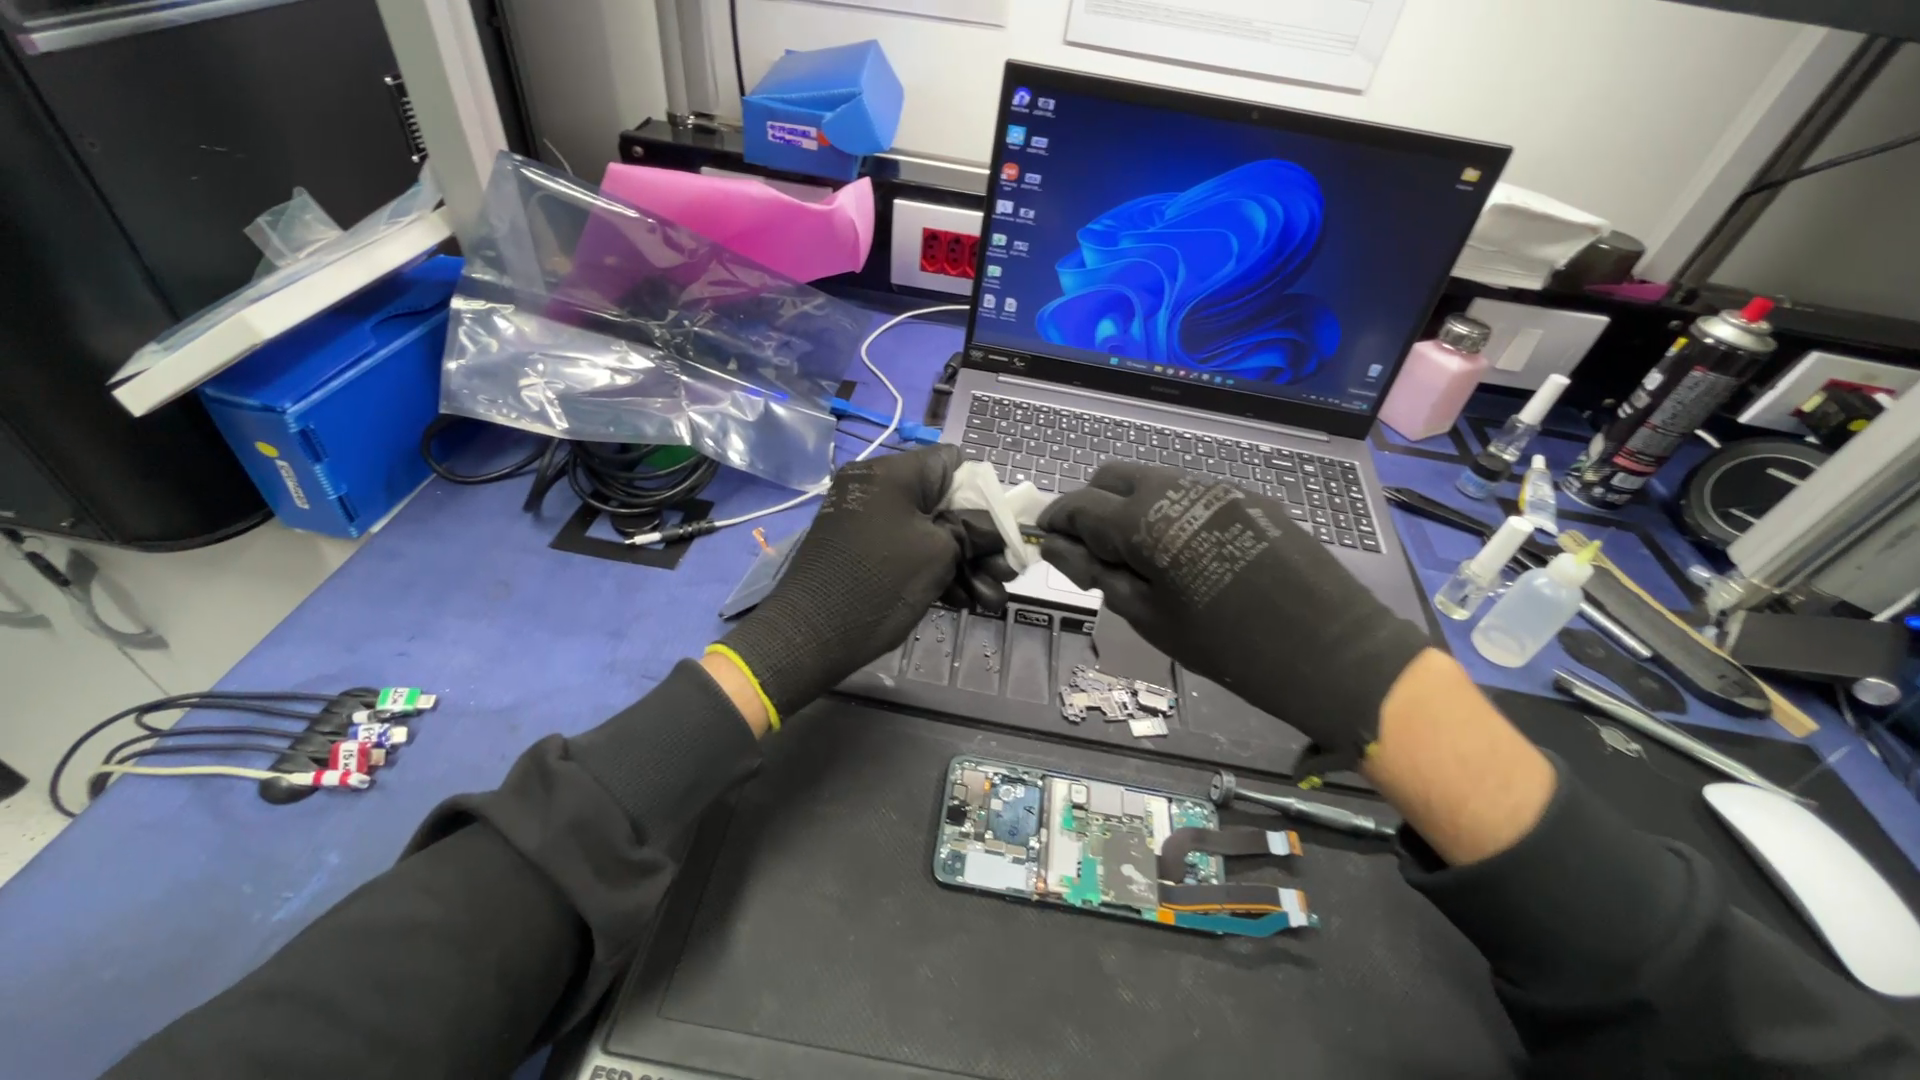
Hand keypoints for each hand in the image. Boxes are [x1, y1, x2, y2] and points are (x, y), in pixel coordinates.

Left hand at [713, 446, 1013, 724]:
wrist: (810, 635)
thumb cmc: (879, 583)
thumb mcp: (940, 553)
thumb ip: (973, 530)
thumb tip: (995, 525)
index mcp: (893, 473)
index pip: (953, 462)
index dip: (984, 493)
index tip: (1001, 529)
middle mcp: (879, 489)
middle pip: (945, 503)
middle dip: (979, 542)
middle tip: (1005, 574)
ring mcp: (869, 523)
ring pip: (930, 534)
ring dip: (964, 566)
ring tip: (990, 600)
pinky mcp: (864, 554)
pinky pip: (909, 553)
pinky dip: (936, 574)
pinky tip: (965, 602)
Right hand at [1038, 463, 1429, 776]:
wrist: (1331, 649)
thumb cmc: (1228, 647)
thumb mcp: (1150, 617)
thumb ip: (1098, 574)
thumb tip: (1060, 548)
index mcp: (1145, 520)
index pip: (1079, 504)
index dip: (1056, 521)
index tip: (1048, 541)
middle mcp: (1177, 487)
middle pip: (1112, 476)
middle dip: (1092, 505)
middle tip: (1094, 552)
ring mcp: (1217, 487)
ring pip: (1153, 480)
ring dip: (1131, 507)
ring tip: (1140, 557)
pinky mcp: (1247, 496)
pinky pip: (1190, 493)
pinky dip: (1169, 512)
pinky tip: (1184, 553)